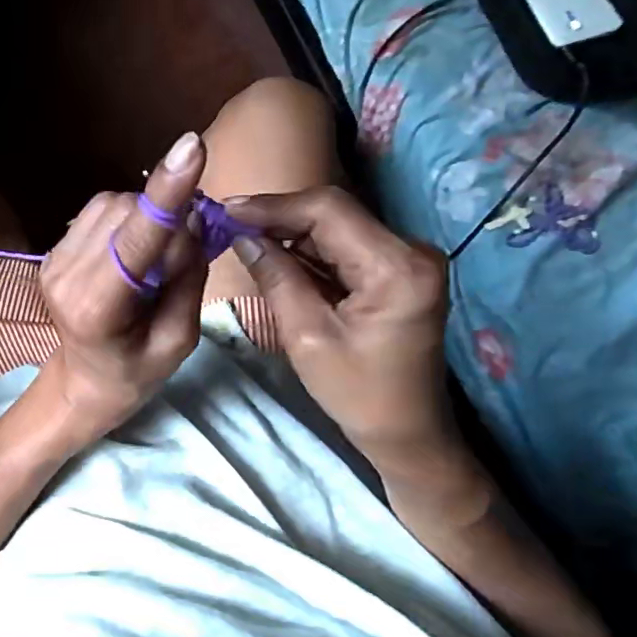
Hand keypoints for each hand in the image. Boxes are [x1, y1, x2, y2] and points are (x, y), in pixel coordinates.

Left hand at [38, 132, 209, 434]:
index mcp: (99, 307)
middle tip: (185, 247)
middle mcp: (67, 276)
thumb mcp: (178, 340)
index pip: (135, 239)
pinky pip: (97, 211)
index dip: (166, 193)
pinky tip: (130, 250)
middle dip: (164, 214)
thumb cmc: (136, 372)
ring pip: (110, 203)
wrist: (82, 380)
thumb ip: (186, 277)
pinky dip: (125, 218)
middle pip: (126, 211)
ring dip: (143, 215)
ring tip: (154, 256)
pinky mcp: (52, 251)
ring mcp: (53, 260)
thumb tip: (191, 218)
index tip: (191, 148)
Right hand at [224, 187, 452, 457]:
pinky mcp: (394, 267)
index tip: (226, 210)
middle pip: (332, 212)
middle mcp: (410, 250)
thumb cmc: (357, 392)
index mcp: (396, 268)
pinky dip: (303, 246)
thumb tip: (242, 236)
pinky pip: (340, 243)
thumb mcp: (306, 335)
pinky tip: (270, 253)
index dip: (273, 205)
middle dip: (276, 216)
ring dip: (285, 230)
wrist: (407, 430)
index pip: (328, 210)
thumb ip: (276, 277)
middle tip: (225, 223)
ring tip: (239, 236)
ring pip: (333, 224)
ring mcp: (405, 257)